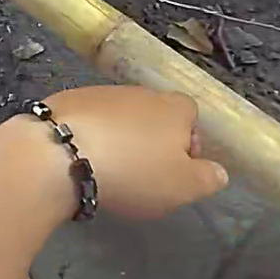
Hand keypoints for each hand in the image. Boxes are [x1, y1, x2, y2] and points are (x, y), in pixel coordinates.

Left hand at [37, 85, 228, 219]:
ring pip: (118, 115)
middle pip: (152, 114)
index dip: (187, 142)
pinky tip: (77, 157)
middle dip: (149, 140)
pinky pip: (85, 119)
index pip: (190, 116)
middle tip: (139, 173)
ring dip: (116, 136)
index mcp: (173, 108)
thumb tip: (218, 171)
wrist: (60, 151)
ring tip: (106, 168)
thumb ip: (206, 178)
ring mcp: (99, 92)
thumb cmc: (132, 171)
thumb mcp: (182, 187)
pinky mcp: (66, 99)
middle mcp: (138, 92)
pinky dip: (86, 134)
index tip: (175, 169)